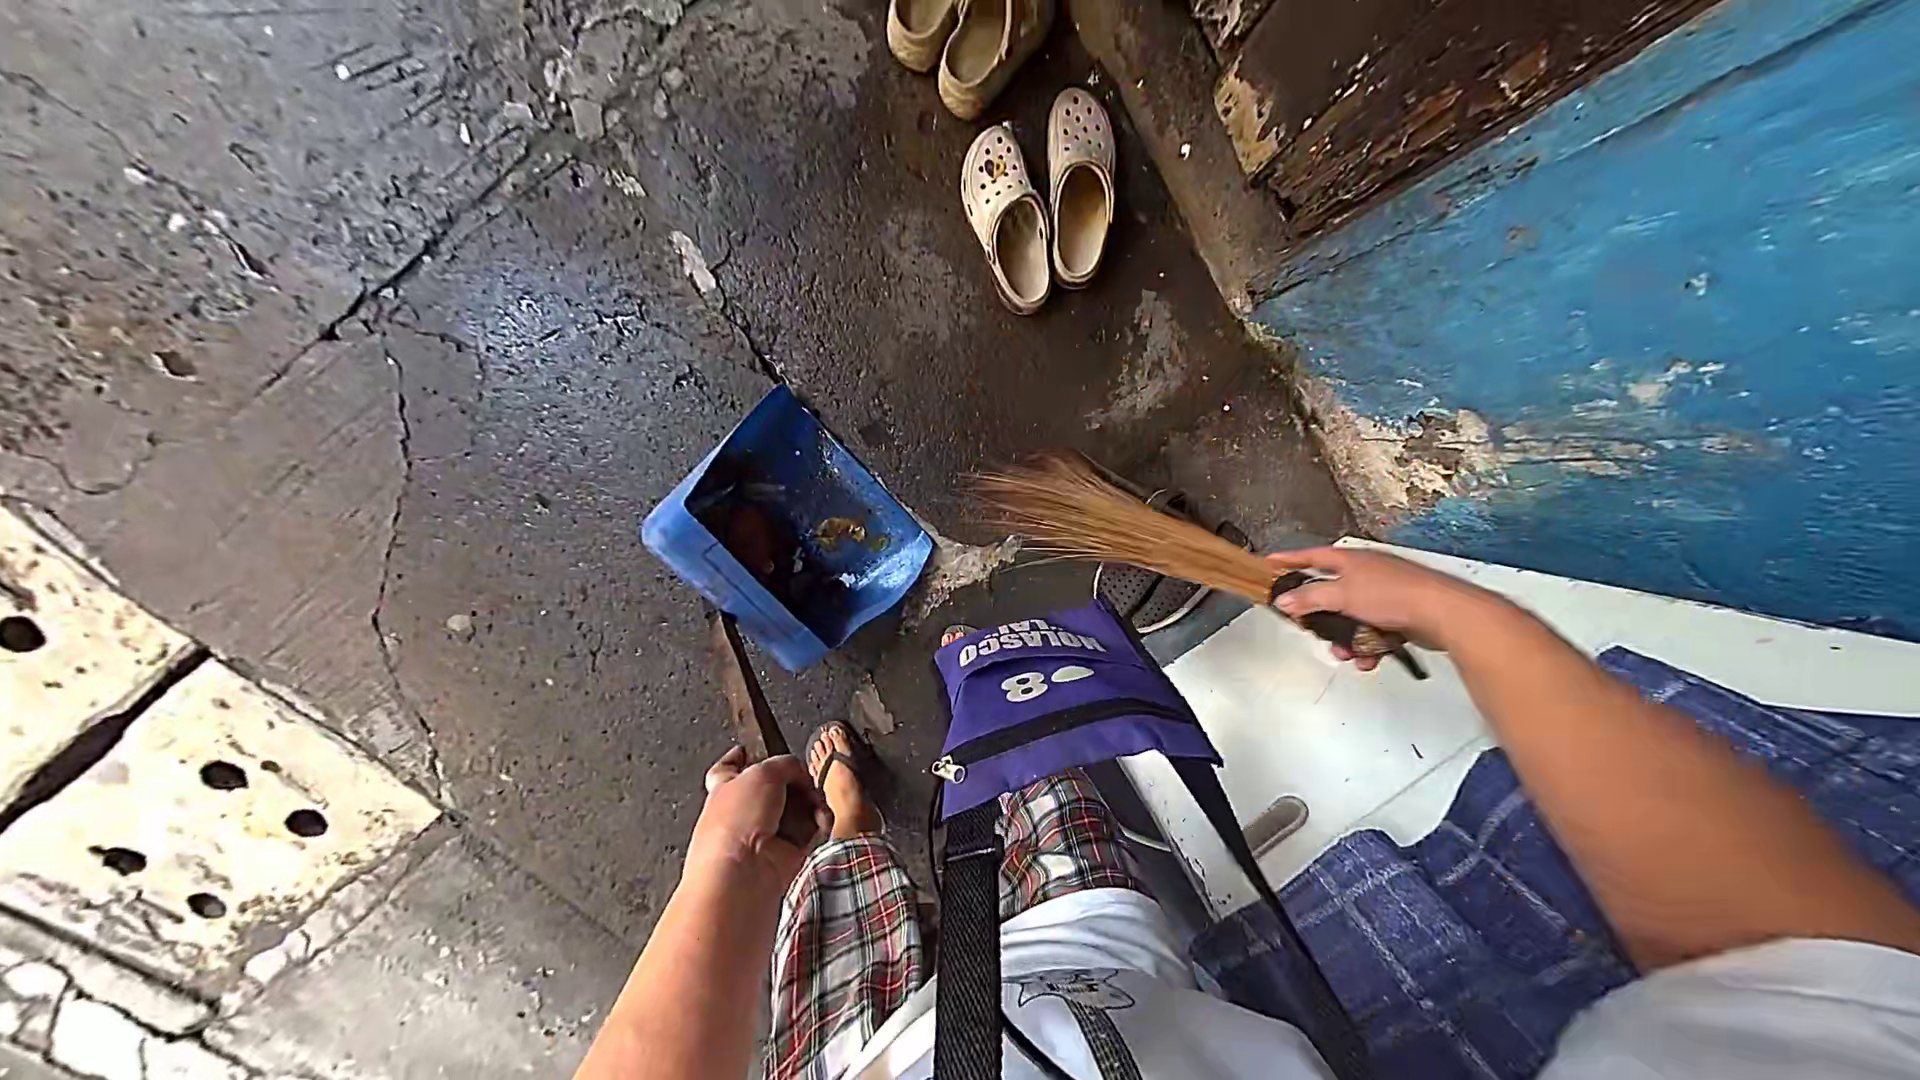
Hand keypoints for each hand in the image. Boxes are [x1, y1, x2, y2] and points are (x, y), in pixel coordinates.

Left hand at [687, 747, 832, 892]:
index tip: (749, 750)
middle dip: (795, 779)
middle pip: (776, 784)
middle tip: (804, 779)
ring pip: (798, 804)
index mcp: (725, 788)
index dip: (740, 757)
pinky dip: (820, 822)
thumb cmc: (736, 822)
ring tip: (814, 801)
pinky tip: (820, 819)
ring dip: (812, 800)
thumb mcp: (763, 772)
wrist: (744, 873)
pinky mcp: (788, 851)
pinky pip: (812, 829)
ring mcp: (766, 832)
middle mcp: (744, 811)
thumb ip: (786, 763)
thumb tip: (800, 773)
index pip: (728, 767)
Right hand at [1265, 547, 1508, 668]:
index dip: (1288, 560)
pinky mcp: (1399, 613)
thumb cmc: (1399, 594)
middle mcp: (1366, 573)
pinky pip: (1371, 630)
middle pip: (1329, 593)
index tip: (1271, 563)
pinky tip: (1369, 656)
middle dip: (1321, 617)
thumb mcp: (1340, 596)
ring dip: (1346, 638)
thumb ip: (1308, 598)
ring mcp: (1384, 593)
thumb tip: (1285, 600)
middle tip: (1311, 626)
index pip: (1310, 556)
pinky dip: (1367, 644)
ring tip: (1348, 652)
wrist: (1446, 614)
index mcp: (1350, 560)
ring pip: (1350, 617)